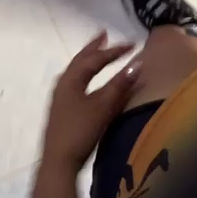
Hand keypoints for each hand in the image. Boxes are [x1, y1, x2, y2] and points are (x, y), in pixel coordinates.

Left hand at [40, 32, 138, 173]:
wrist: (58, 162)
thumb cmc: (81, 131)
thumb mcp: (102, 107)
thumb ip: (119, 85)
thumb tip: (138, 64)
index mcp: (71, 79)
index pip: (95, 59)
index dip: (114, 51)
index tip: (132, 44)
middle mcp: (63, 83)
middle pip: (80, 60)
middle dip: (94, 47)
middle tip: (104, 35)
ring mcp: (59, 96)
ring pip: (76, 70)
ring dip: (87, 59)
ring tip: (97, 52)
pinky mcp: (60, 109)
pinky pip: (74, 81)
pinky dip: (83, 73)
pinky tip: (86, 80)